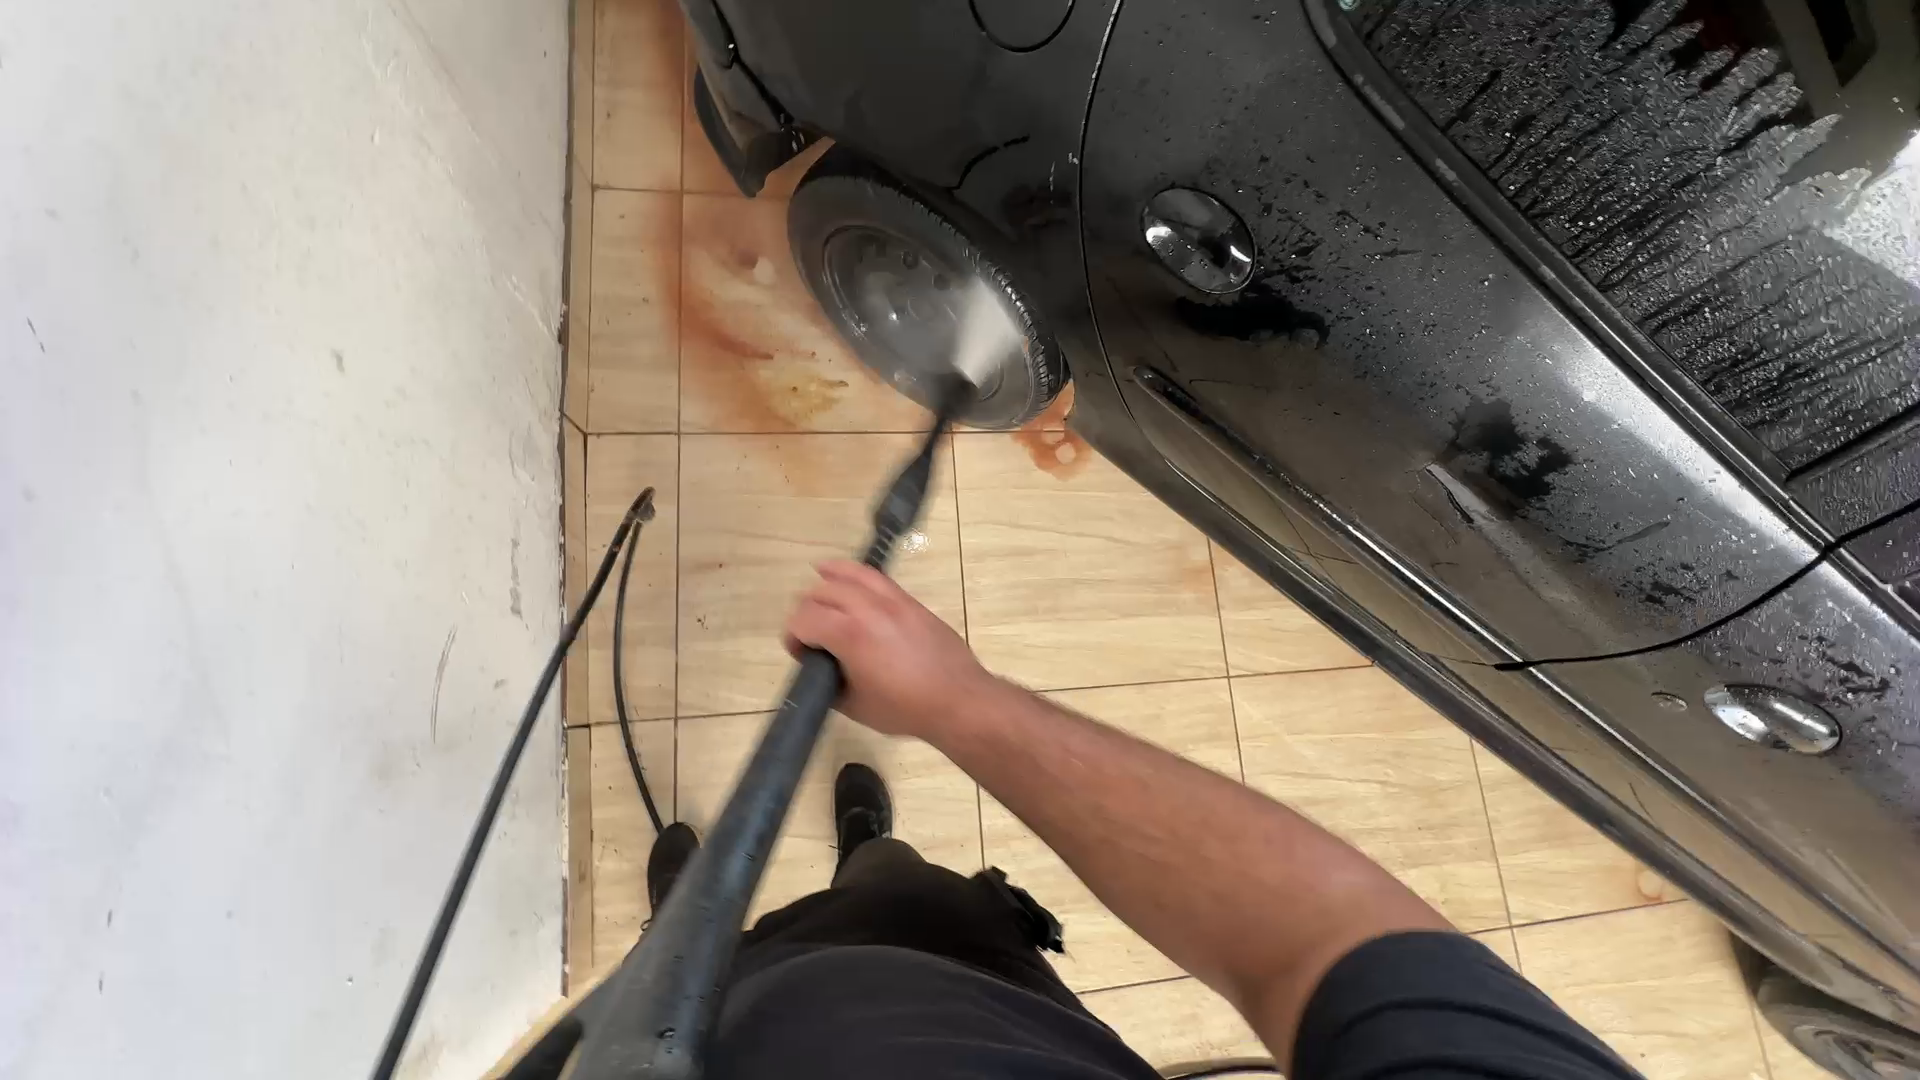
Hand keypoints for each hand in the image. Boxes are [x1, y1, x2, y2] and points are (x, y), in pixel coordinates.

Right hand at [784, 560, 996, 737]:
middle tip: (812, 635)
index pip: (802, 619)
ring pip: (849, 574)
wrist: (956, 698)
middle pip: (821, 592)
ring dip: (829, 580)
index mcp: (848, 633)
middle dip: (807, 611)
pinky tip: (851, 583)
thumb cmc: (904, 708)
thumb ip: (827, 681)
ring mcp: (891, 600)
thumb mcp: (853, 704)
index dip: (793, 637)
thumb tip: (820, 667)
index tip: (800, 655)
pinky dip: (856, 576)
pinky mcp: (909, 601)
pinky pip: (876, 578)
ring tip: (819, 582)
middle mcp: (866, 607)